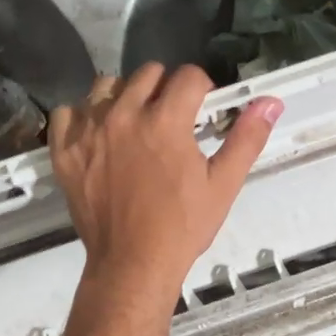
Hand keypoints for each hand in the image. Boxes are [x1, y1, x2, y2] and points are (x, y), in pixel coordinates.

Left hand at [49, 64, 281, 294]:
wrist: (133, 262)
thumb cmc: (184, 225)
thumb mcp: (224, 184)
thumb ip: (246, 138)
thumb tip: (270, 102)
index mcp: (165, 121)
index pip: (188, 77)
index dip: (204, 89)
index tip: (205, 110)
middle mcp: (123, 115)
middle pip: (148, 73)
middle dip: (167, 89)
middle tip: (175, 120)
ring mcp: (88, 130)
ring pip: (107, 86)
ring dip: (127, 97)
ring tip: (138, 126)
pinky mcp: (65, 149)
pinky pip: (71, 111)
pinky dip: (88, 117)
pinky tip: (104, 137)